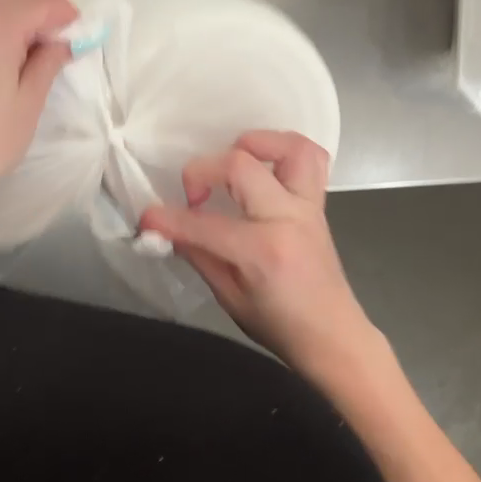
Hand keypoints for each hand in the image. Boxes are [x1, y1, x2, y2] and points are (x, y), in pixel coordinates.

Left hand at [0, 0, 78, 237]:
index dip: (69, 19)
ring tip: (31, 60)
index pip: (46, 2)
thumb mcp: (27, 105)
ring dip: (20, 21)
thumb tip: (63, 41)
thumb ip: (49, 63)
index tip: (80, 44)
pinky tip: (3, 58)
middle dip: (45, 17)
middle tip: (59, 54)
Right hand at [138, 131, 370, 361]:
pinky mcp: (317, 205)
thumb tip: (165, 230)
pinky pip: (310, 162)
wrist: (333, 338)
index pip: (203, 224)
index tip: (146, 219)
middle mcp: (288, 219)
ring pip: (292, 148)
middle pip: (241, 165)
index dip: (166, 219)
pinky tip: (259, 169)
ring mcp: (308, 208)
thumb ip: (197, 255)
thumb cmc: (279, 325)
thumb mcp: (228, 297)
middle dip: (203, 170)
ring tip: (232, 161)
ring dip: (256, 144)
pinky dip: (282, 153)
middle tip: (193, 196)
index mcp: (263, 251)